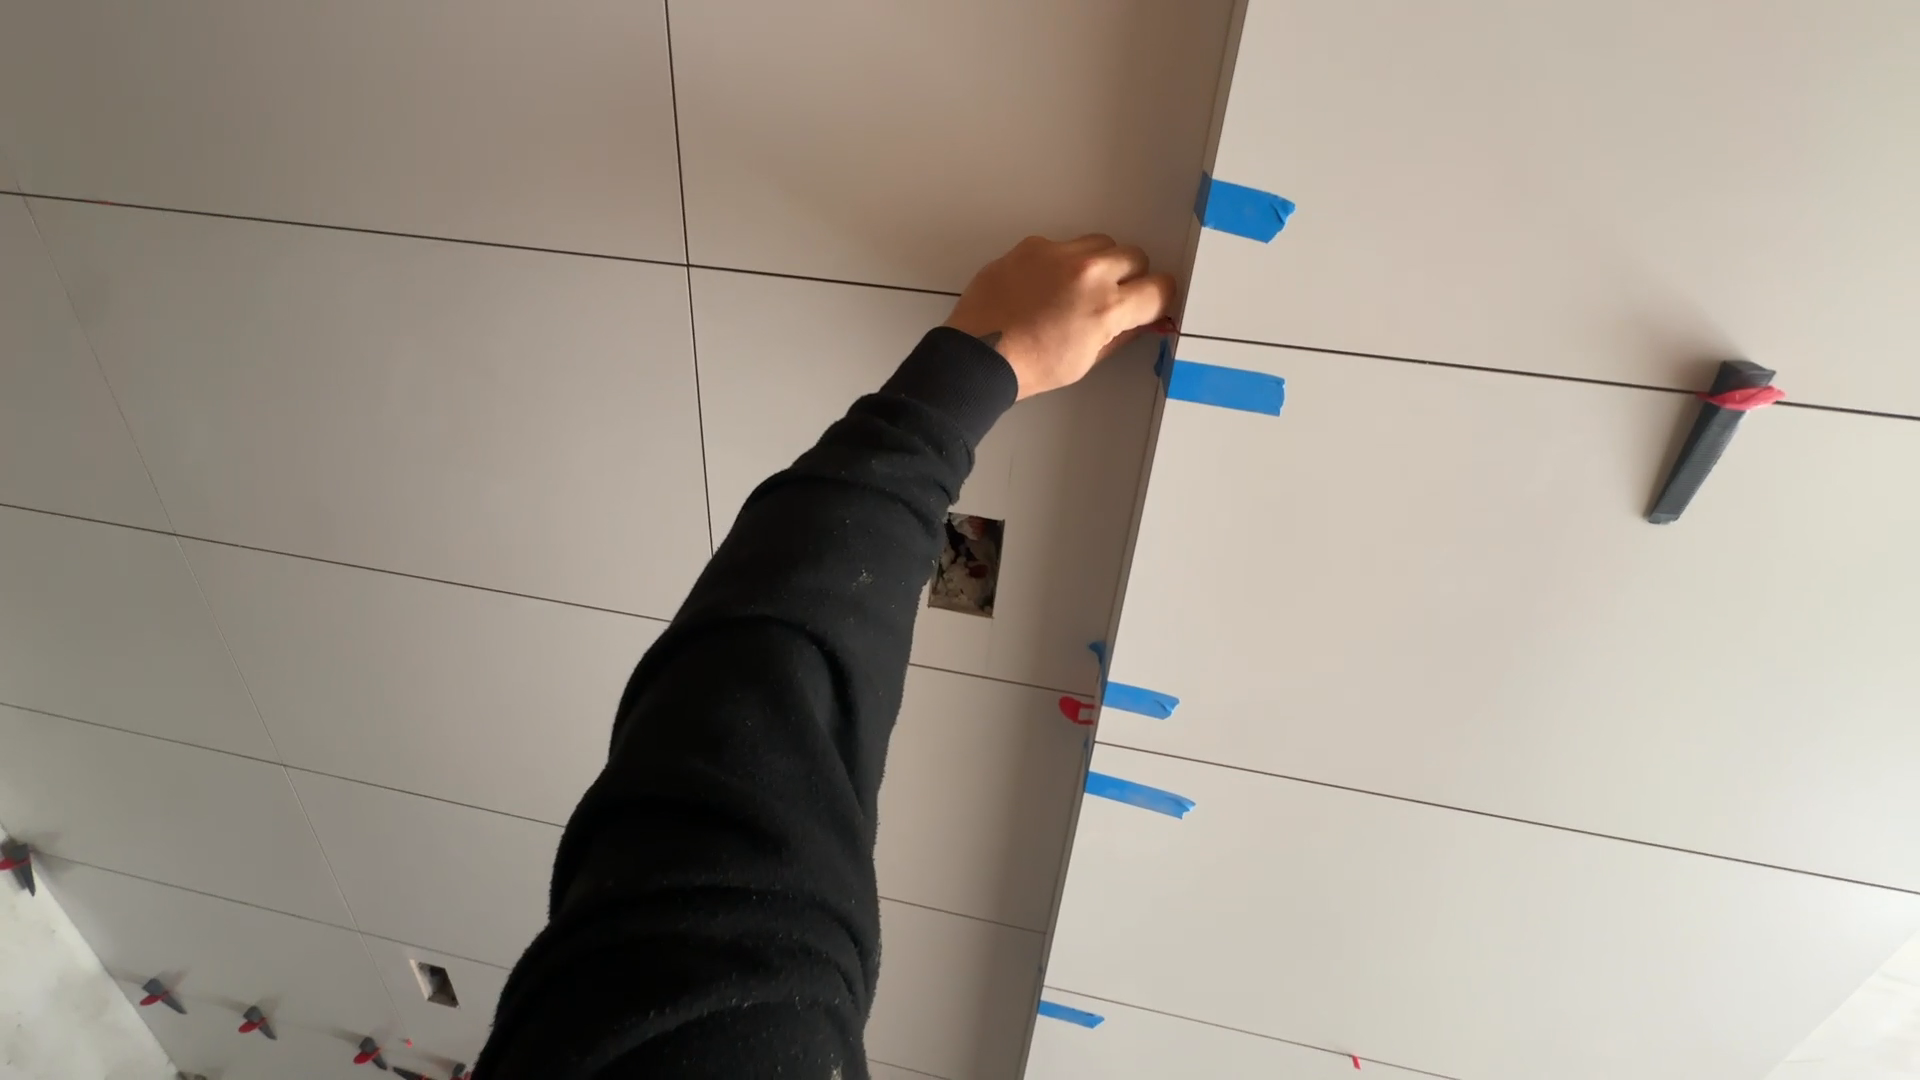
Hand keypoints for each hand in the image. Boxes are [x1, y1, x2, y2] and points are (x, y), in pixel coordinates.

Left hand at [944, 234, 1176, 399]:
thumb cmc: (1032, 367)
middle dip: (1130, 277)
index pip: (1160, 288)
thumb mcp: (1086, 360)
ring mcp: (1058, 254)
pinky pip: (1061, 245)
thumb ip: (1119, 334)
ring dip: (1098, 263)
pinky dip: (1060, 262)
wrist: (980, 356)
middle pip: (1135, 256)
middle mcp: (1088, 272)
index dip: (1156, 300)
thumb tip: (1140, 321)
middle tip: (1109, 299)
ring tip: (1075, 290)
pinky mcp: (1031, 246)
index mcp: (1107, 307)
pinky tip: (1043, 286)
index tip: (1146, 307)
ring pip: (1100, 243)